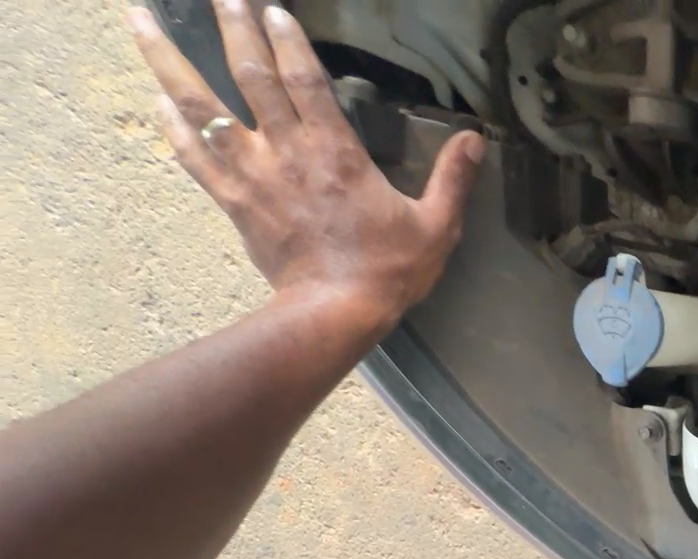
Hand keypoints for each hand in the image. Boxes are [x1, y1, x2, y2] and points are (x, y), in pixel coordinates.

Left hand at [127, 0, 484, 331]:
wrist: (339, 307)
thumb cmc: (393, 267)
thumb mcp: (438, 225)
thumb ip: (453, 179)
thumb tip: (475, 139)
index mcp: (336, 151)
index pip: (304, 79)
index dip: (288, 41)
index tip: (273, 10)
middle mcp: (286, 149)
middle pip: (250, 76)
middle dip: (234, 30)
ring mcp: (251, 171)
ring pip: (199, 102)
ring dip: (165, 57)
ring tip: (140, 20)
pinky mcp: (232, 197)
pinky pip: (191, 152)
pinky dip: (172, 122)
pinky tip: (159, 100)